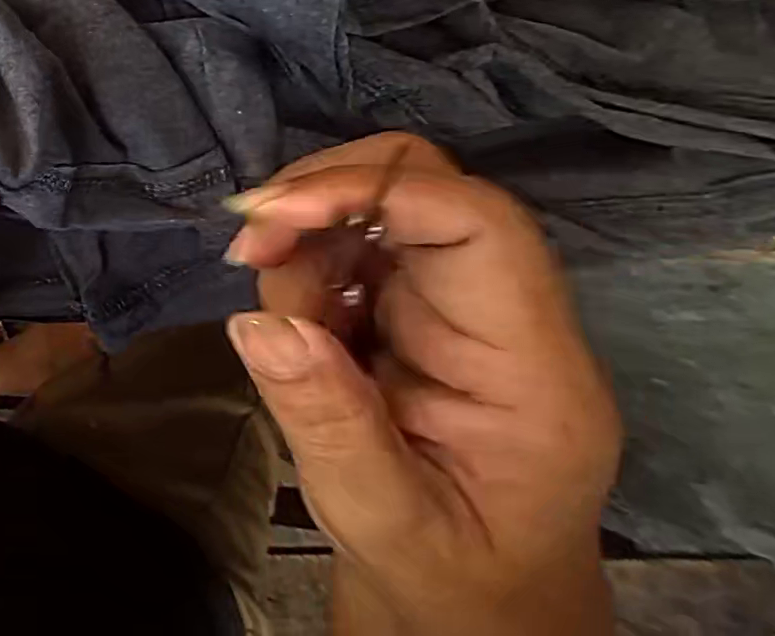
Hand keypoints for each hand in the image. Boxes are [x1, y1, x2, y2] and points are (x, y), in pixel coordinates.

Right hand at [224, 133, 621, 635]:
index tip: (266, 215)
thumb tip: (260, 325)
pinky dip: (293, 264)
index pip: (472, 221)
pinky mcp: (403, 300)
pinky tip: (296, 325)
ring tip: (289, 333)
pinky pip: (336, 240)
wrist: (466, 593)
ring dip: (294, 247)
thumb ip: (326, 422)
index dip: (366, 189)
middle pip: (415, 182)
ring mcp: (447, 300)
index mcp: (524, 363)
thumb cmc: (444, 568)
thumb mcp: (381, 515)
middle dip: (314, 199)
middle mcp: (494, 311)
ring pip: (359, 205)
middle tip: (250, 253)